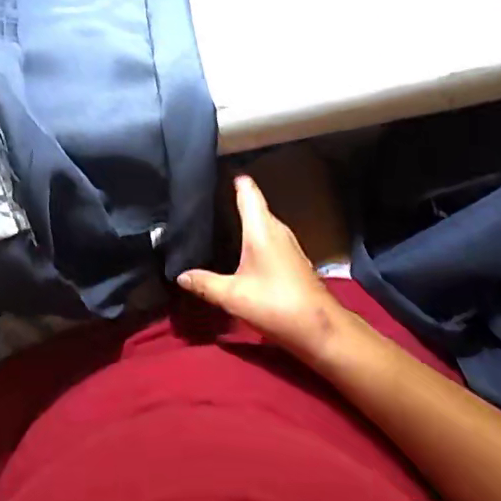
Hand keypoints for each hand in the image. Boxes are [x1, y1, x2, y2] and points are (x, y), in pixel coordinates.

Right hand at [178, 175, 355, 361]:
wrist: (320, 329)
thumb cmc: (276, 303)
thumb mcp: (233, 296)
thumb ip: (205, 283)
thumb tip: (180, 275)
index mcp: (261, 228)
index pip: (248, 192)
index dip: (235, 179)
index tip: (218, 171)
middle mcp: (277, 230)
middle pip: (255, 206)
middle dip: (235, 200)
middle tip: (210, 200)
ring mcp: (289, 244)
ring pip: (263, 223)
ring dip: (246, 221)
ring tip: (221, 221)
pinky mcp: (293, 260)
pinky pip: (270, 238)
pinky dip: (255, 237)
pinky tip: (242, 250)